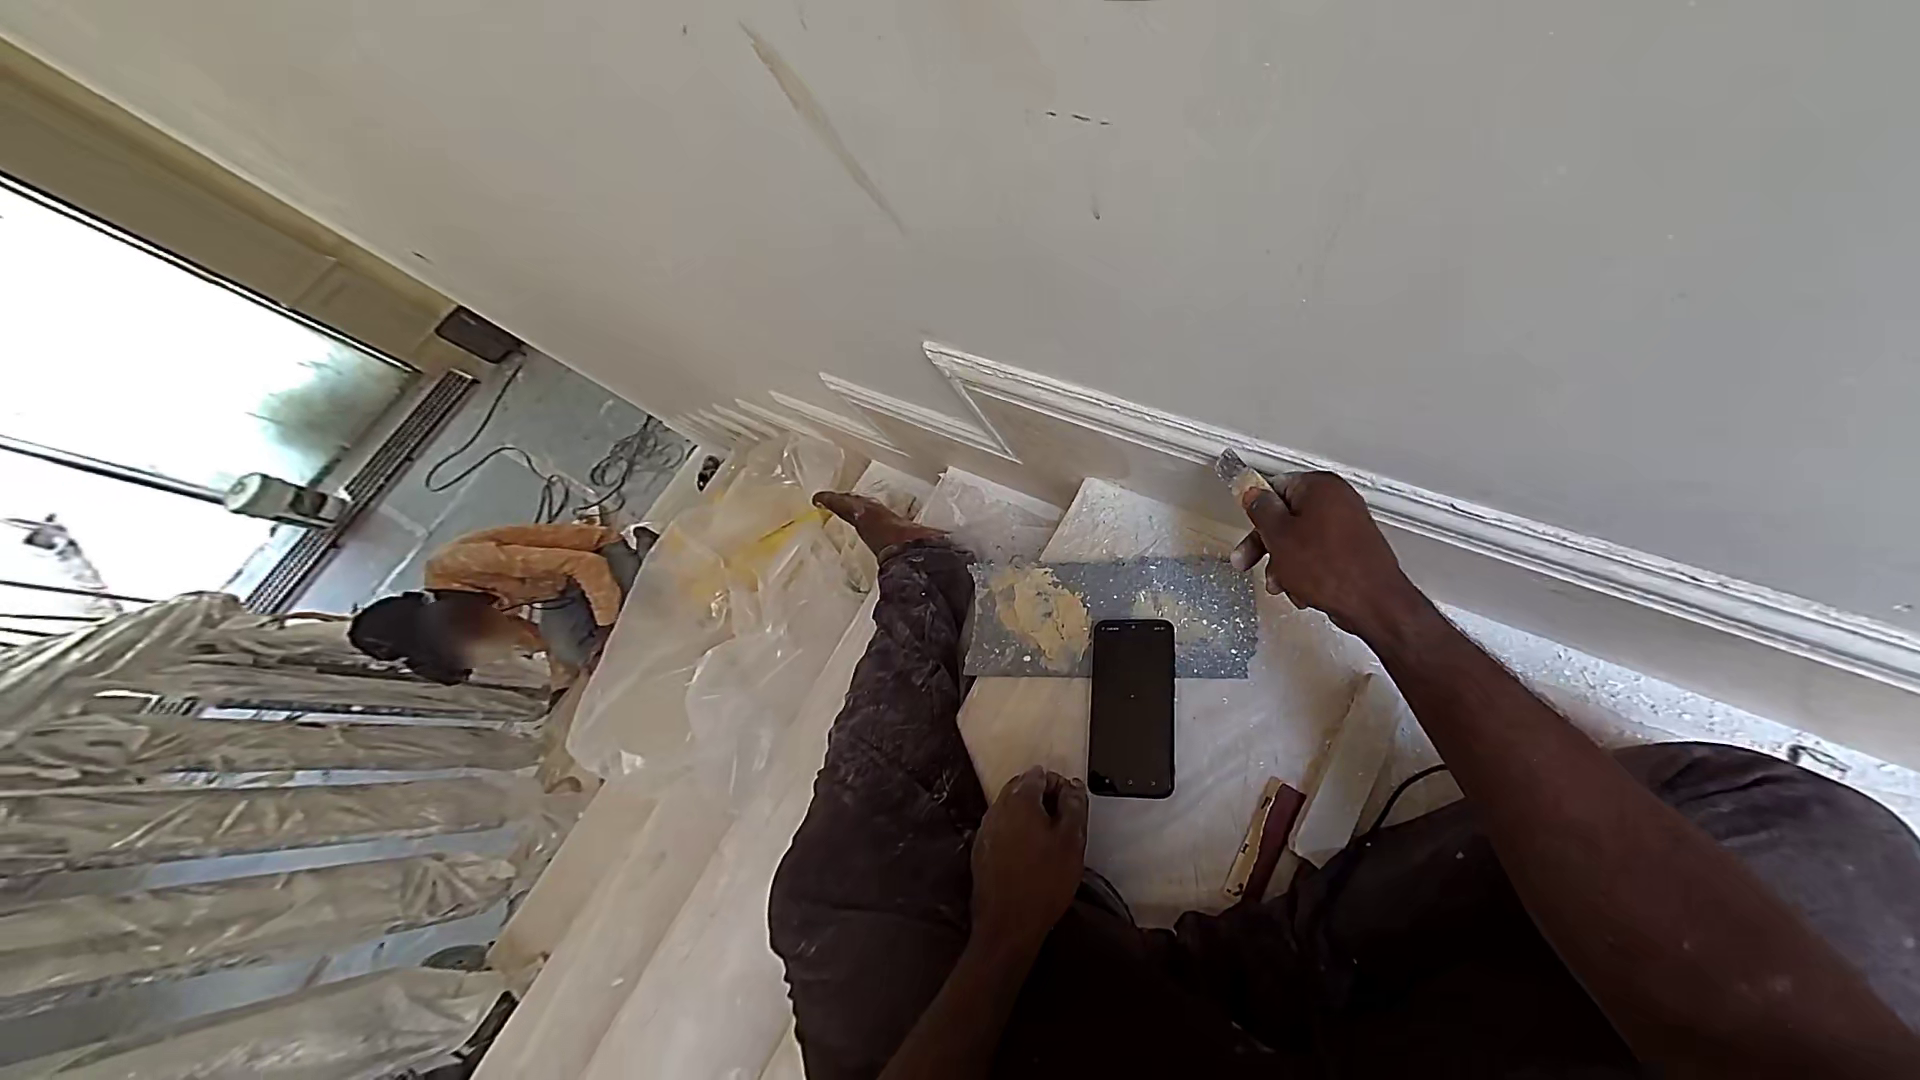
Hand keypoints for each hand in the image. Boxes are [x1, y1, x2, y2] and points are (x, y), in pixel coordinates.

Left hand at [970, 767, 1087, 952]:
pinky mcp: (980, 848)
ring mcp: (986, 827)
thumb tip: (1073, 785)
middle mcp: (998, 807)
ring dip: (1029, 813)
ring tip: (1048, 837)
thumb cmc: (1044, 881)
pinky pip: (1001, 826)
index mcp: (1020, 799)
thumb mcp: (1071, 842)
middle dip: (1043, 796)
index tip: (1072, 805)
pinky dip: (1015, 829)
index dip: (1059, 785)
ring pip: (1010, 806)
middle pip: (1021, 787)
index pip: (1039, 774)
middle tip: (1063, 820)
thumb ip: (1074, 806)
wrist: (1007, 923)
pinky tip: (1029, 851)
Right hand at [1230, 470, 1428, 642]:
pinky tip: (1300, 588)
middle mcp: (1338, 500)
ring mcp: (1348, 525)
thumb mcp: (1278, 535)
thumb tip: (1252, 494)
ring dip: (1282, 562)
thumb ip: (1260, 509)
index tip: (1246, 524)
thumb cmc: (1331, 568)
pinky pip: (1317, 554)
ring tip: (1280, 582)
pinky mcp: (1353, 549)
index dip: (1255, 510)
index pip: (1274, 486)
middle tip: (1248, 559)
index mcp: (1320, 487)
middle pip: (1285, 516)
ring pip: (1299, 539)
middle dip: (1266, 544)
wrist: (1372, 603)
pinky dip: (1304, 570)